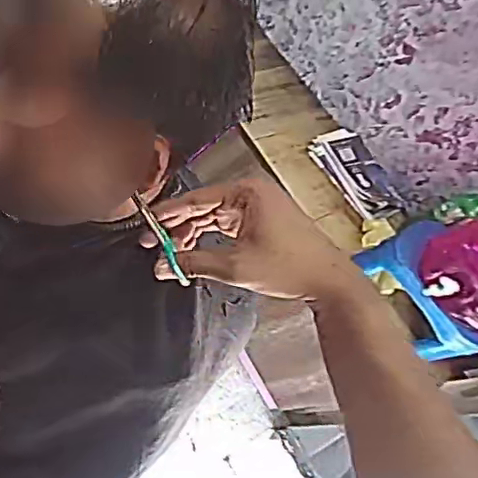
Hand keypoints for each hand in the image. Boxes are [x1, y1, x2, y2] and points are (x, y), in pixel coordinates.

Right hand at [141, 176, 372, 303]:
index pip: (195, 199)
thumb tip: (163, 265)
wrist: (331, 284)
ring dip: (189, 235)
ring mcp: (257, 207)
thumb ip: (192, 263)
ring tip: (170, 253)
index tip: (147, 225)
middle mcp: (252, 194)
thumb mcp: (234, 266)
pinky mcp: (260, 222)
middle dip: (176, 227)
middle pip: (201, 208)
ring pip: (210, 218)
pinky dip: (206, 239)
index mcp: (247, 193)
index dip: (167, 214)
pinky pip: (223, 225)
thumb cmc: (293, 267)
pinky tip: (190, 252)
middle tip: (152, 242)